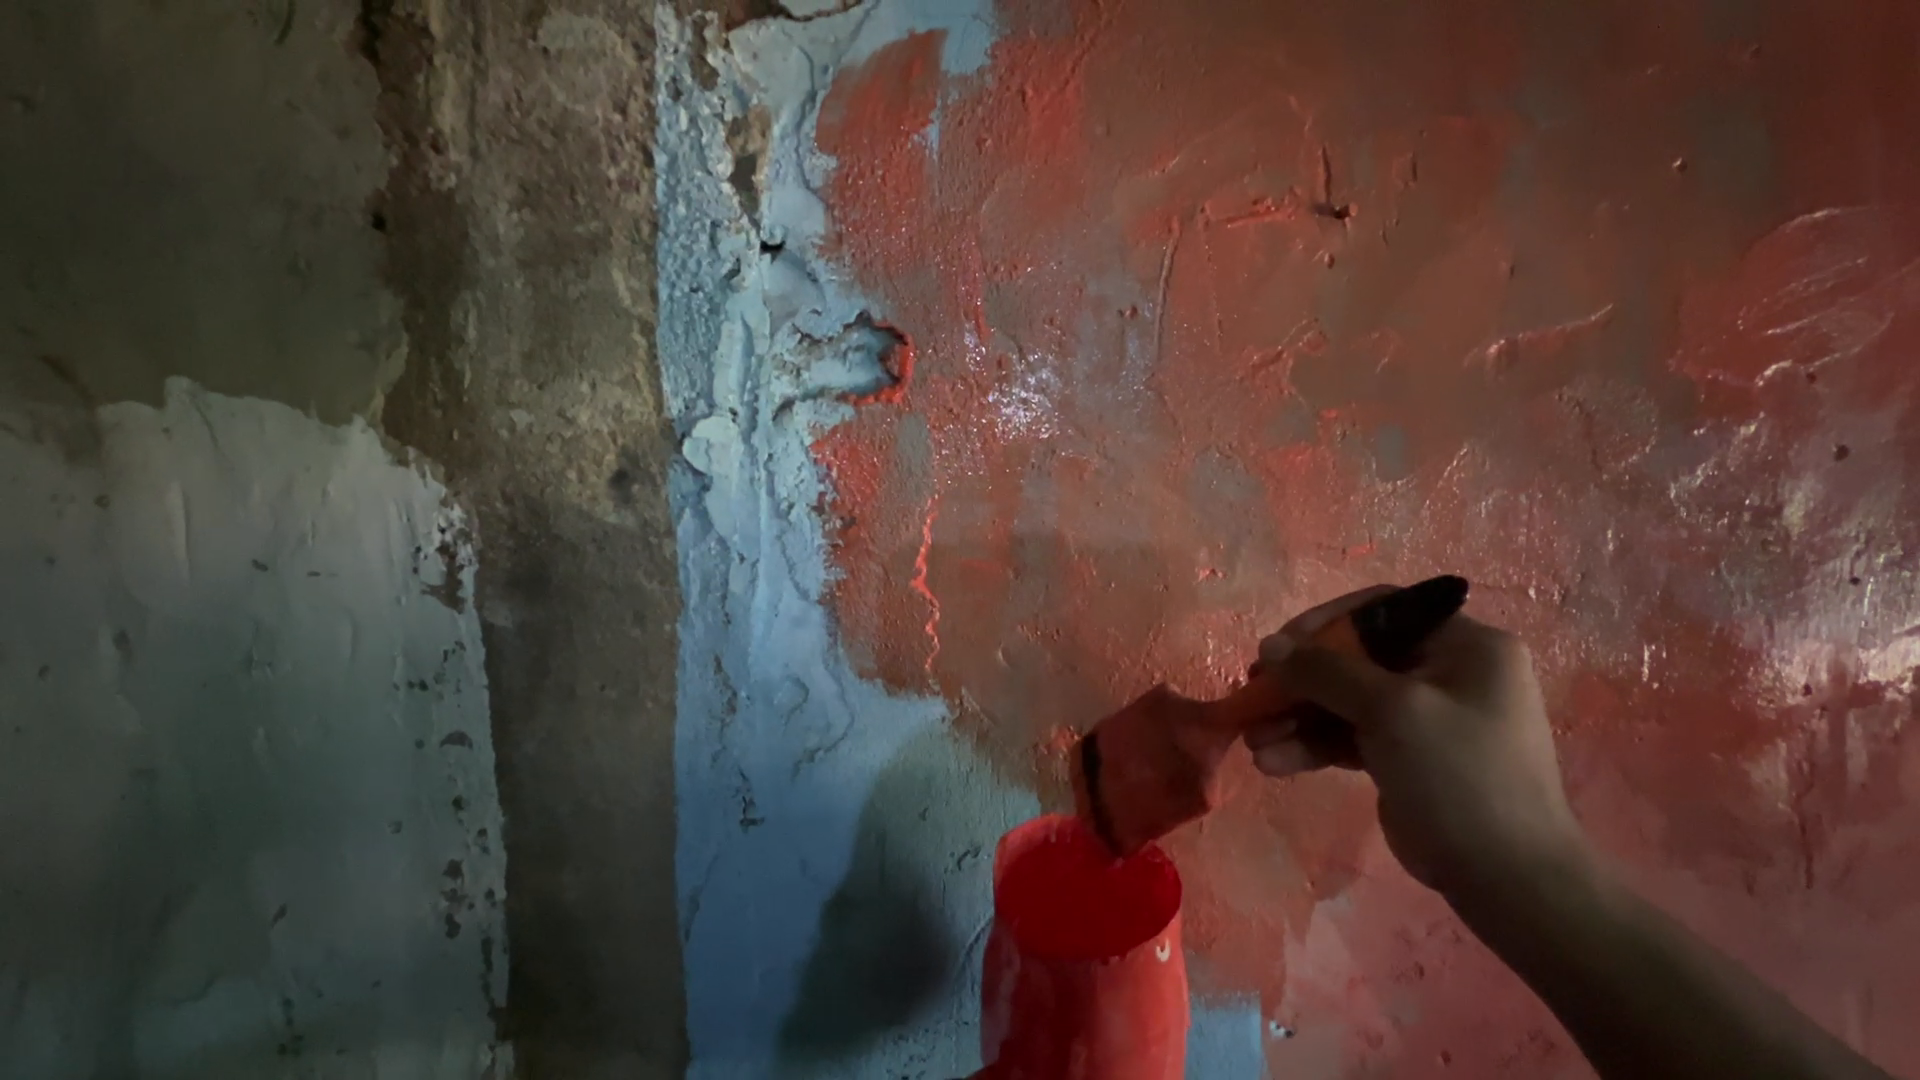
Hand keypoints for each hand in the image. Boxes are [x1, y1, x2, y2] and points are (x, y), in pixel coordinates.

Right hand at [1245, 586, 1590, 897]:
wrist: (1507, 878)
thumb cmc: (1459, 775)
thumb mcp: (1391, 710)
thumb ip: (1326, 672)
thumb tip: (1269, 648)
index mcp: (1465, 646)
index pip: (1382, 610)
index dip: (1324, 623)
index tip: (1280, 647)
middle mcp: (1444, 673)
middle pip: (1353, 659)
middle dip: (1299, 682)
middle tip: (1255, 696)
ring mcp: (1423, 718)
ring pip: (1343, 702)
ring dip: (1295, 719)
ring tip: (1254, 742)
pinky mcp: (1403, 756)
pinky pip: (1347, 737)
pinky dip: (1311, 746)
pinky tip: (1273, 763)